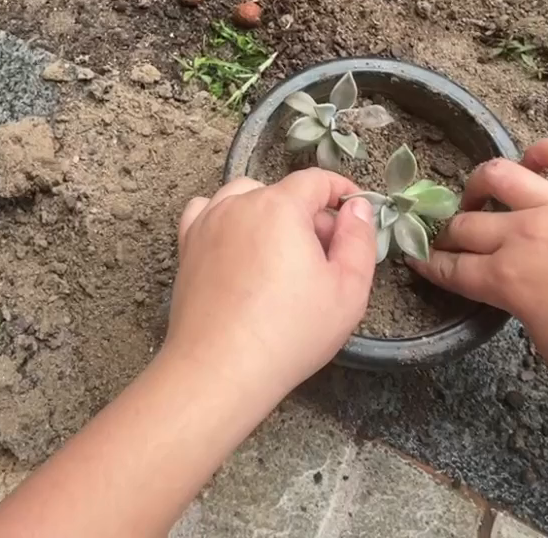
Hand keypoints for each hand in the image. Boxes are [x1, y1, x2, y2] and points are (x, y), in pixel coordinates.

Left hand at [167, 170, 378, 396]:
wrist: (220, 368)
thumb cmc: (289, 332)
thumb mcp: (348, 290)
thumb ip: (359, 239)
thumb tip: (356, 207)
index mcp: (280, 206)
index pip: (316, 180)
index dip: (341, 191)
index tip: (353, 211)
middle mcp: (240, 202)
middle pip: (283, 191)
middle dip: (309, 214)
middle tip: (324, 256)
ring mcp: (209, 220)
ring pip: (245, 196)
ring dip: (268, 213)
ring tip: (280, 252)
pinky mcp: (188, 242)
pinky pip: (207, 210)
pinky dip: (225, 217)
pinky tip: (236, 244)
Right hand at [410, 138, 547, 394]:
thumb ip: (532, 326)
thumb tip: (533, 305)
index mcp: (509, 282)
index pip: (453, 270)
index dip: (429, 267)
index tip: (417, 261)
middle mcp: (523, 236)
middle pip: (464, 223)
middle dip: (445, 233)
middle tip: (446, 240)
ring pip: (496, 174)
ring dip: (477, 184)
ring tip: (479, 197)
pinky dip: (540, 152)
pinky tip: (534, 164)